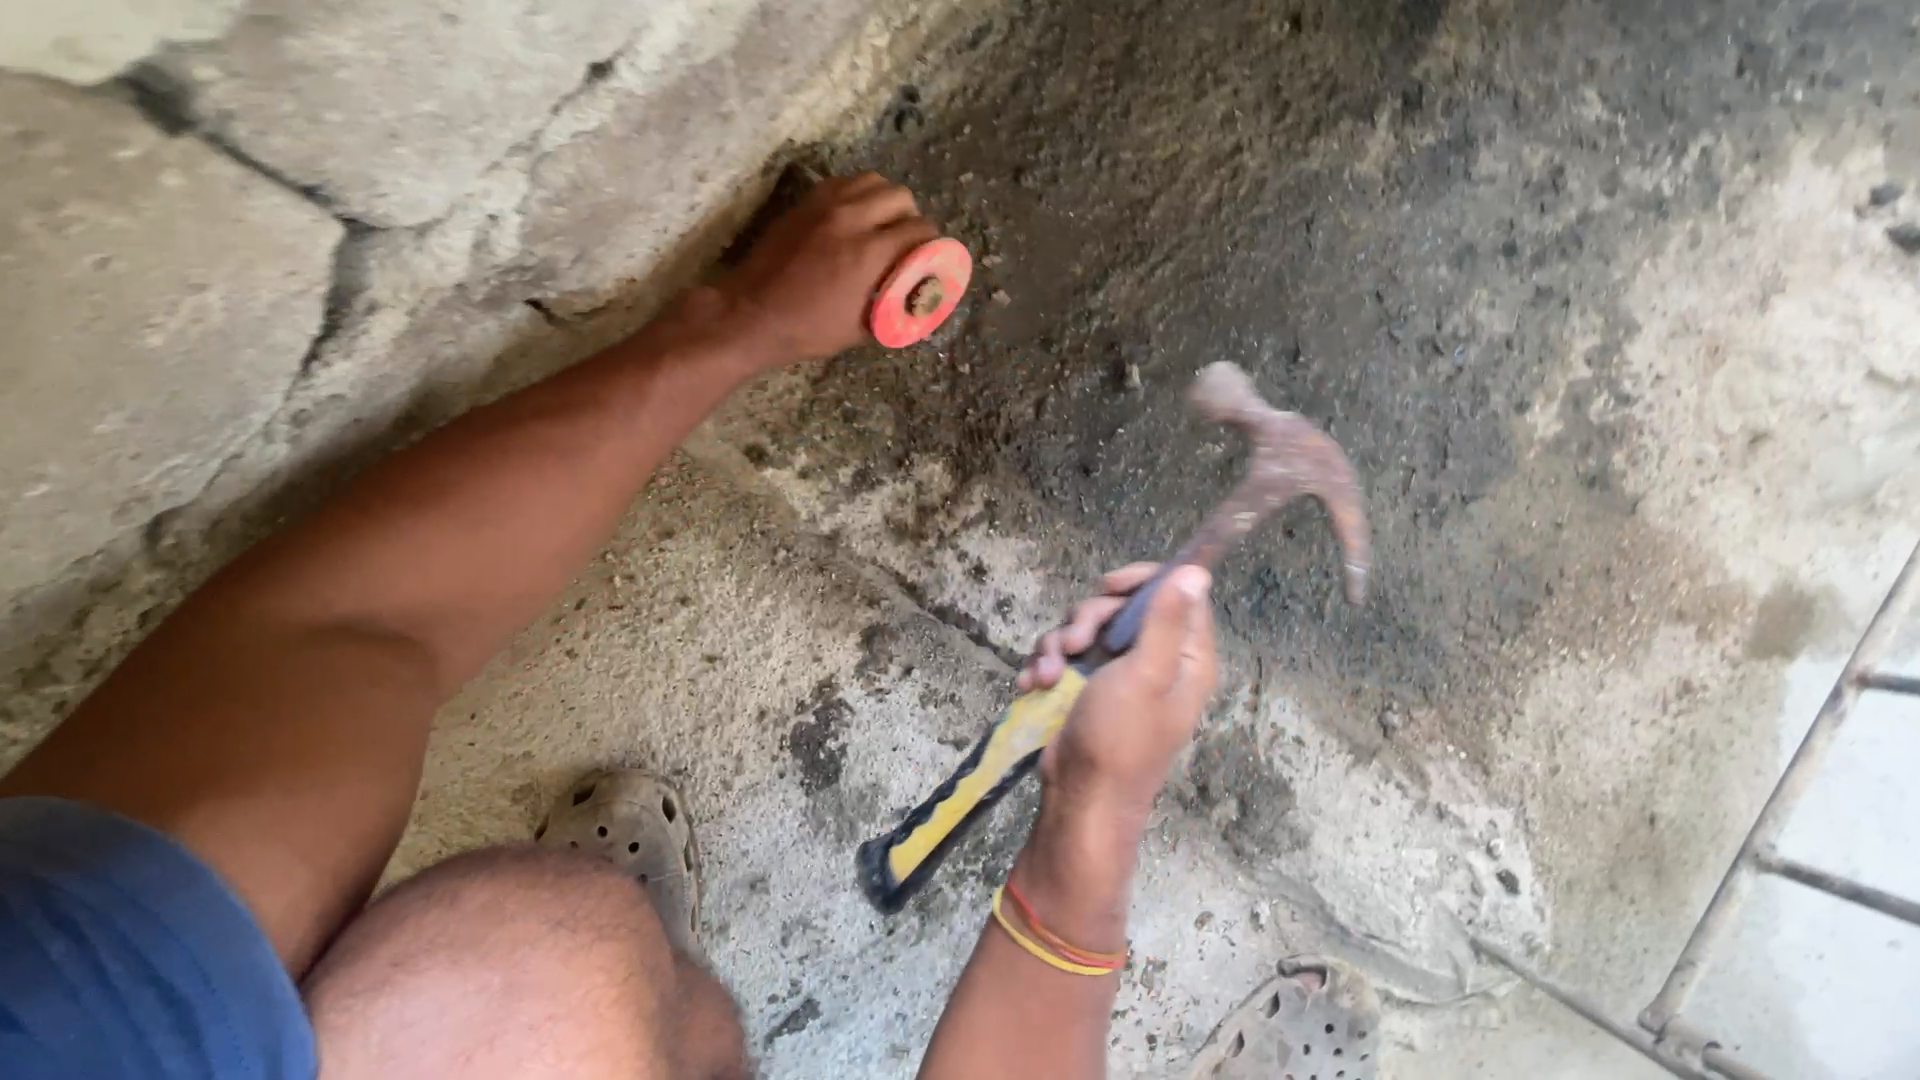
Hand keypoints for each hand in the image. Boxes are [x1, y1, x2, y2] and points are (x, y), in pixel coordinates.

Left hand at [715, 172, 939, 363]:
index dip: (933, 244)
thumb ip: (895, 308)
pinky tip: (855, 219)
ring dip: (885, 201)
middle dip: (912, 219)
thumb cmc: (808, 330)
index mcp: (870, 253)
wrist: (752, 313)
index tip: (932, 258)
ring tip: (882, 225)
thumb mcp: (861, 328)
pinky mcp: (805, 203)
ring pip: (873, 181)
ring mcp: (825, 205)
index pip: (920, 230)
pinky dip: (858, 196)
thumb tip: (916, 301)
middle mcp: (851, 219)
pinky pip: (844, 184)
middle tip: (907, 243)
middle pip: (901, 197)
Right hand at [1018, 563, 1217, 822]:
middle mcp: (1155, 661)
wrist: (1080, 798)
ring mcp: (1117, 675)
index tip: (1108, 585)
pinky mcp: (1085, 688)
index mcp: (1185, 657)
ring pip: (1085, 629)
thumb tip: (1198, 572)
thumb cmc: (1119, 738)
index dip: (1143, 581)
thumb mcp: (1145, 674)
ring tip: (1046, 676)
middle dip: (1087, 620)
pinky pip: (1063, 656)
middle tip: (1074, 644)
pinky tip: (1032, 685)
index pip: (1178, 595)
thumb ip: (1167, 621)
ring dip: (1058, 646)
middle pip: (1121, 608)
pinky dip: (1045, 666)